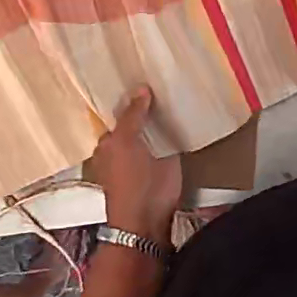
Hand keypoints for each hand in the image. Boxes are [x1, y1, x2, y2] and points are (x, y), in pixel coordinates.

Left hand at [85, 88, 181, 245]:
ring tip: (179, 92)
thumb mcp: (125, 142)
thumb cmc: (129, 181)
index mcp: (110, 141)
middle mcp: (127, 146)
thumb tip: (140, 88)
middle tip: (165, 81)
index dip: (131, 97)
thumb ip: (133, 116)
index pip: (121, 112)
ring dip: (165, 114)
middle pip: (139, 119)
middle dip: (149, 104)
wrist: (147, 218)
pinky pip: (172, 138)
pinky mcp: (168, 161)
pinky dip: (178, 127)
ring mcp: (148, 154)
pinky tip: (187, 112)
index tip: (145, 77)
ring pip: (155, 127)